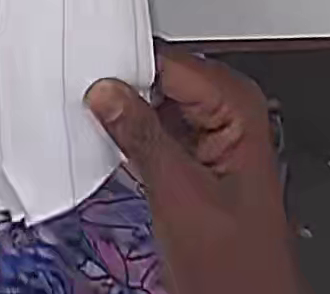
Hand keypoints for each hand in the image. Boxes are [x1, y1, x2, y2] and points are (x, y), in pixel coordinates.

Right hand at [87, 50, 303, 293]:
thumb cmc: (236, 267)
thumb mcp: (180, 197)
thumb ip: (142, 137)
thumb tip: (106, 91)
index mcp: (237, 102)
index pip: (170, 62)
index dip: (127, 69)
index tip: (91, 79)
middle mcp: (229, 104)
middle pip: (162, 74)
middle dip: (125, 87)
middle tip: (93, 102)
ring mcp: (212, 123)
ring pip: (155, 95)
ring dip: (126, 109)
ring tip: (101, 122)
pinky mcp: (196, 144)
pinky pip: (156, 118)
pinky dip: (133, 128)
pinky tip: (114, 138)